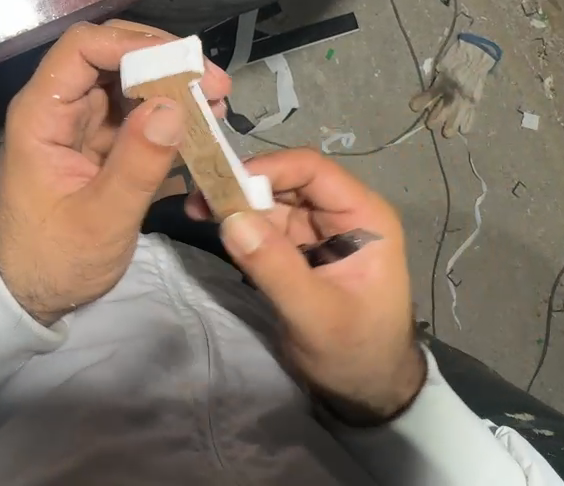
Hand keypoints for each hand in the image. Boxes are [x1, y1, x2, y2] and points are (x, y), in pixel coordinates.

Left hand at [0, 21, 231, 324]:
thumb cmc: (51, 260)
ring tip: (216, 106)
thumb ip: (136, 165)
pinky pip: (133, 113)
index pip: (81, 48)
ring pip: (126, 81)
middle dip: (162, 61)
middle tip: (213, 84)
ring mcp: (77, 123)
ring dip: (170, 87)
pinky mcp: (96, 142)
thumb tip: (172, 107)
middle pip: (108, 56)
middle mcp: (58, 106)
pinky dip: (166, 116)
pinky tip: (200, 129)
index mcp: (42, 113)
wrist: (23, 294)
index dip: (133, 44)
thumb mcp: (100, 222)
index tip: (185, 63)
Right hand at [195, 148, 424, 422]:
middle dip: (241, 184)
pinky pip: (261, 219)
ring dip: (232, 199)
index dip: (267, 169)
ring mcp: (315, 227)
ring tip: (196, 209)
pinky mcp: (294, 244)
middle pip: (284, 178)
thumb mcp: (317, 316)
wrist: (367, 394)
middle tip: (198, 198)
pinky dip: (235, 219)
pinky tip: (208, 222)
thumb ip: (277, 268)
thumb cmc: (357, 353)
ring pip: (267, 196)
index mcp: (362, 216)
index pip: (311, 169)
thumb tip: (231, 219)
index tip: (223, 184)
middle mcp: (338, 211)